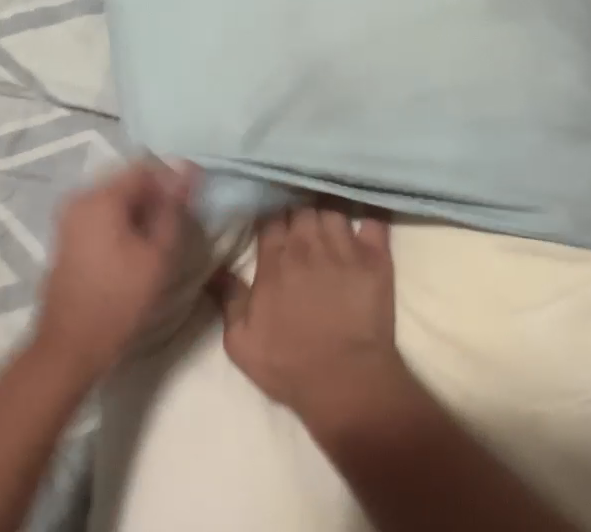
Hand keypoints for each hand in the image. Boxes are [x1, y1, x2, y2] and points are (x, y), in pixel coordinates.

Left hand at [33, 158, 197, 381]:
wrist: (71, 346)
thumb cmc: (120, 300)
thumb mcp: (158, 253)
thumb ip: (174, 207)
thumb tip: (187, 170)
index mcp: (101, 197)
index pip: (147, 168)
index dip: (174, 180)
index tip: (194, 202)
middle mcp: (80, 198)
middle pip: (129, 182)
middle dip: (157, 198)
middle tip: (180, 225)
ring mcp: (69, 218)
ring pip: (116, 200)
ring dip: (141, 212)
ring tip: (161, 239)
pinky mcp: (66, 236)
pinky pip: (102, 215)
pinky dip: (123, 223)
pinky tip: (137, 249)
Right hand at [210, 207, 417, 435]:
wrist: (345, 380)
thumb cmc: (289, 366)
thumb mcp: (241, 342)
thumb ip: (228, 299)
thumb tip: (214, 269)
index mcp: (275, 263)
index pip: (271, 220)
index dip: (273, 218)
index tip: (274, 223)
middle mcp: (308, 247)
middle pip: (302, 210)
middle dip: (299, 211)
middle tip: (301, 223)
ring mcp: (344, 249)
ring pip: (333, 211)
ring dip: (328, 214)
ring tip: (329, 223)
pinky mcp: (376, 258)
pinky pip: (374, 222)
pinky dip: (368, 217)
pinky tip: (364, 220)